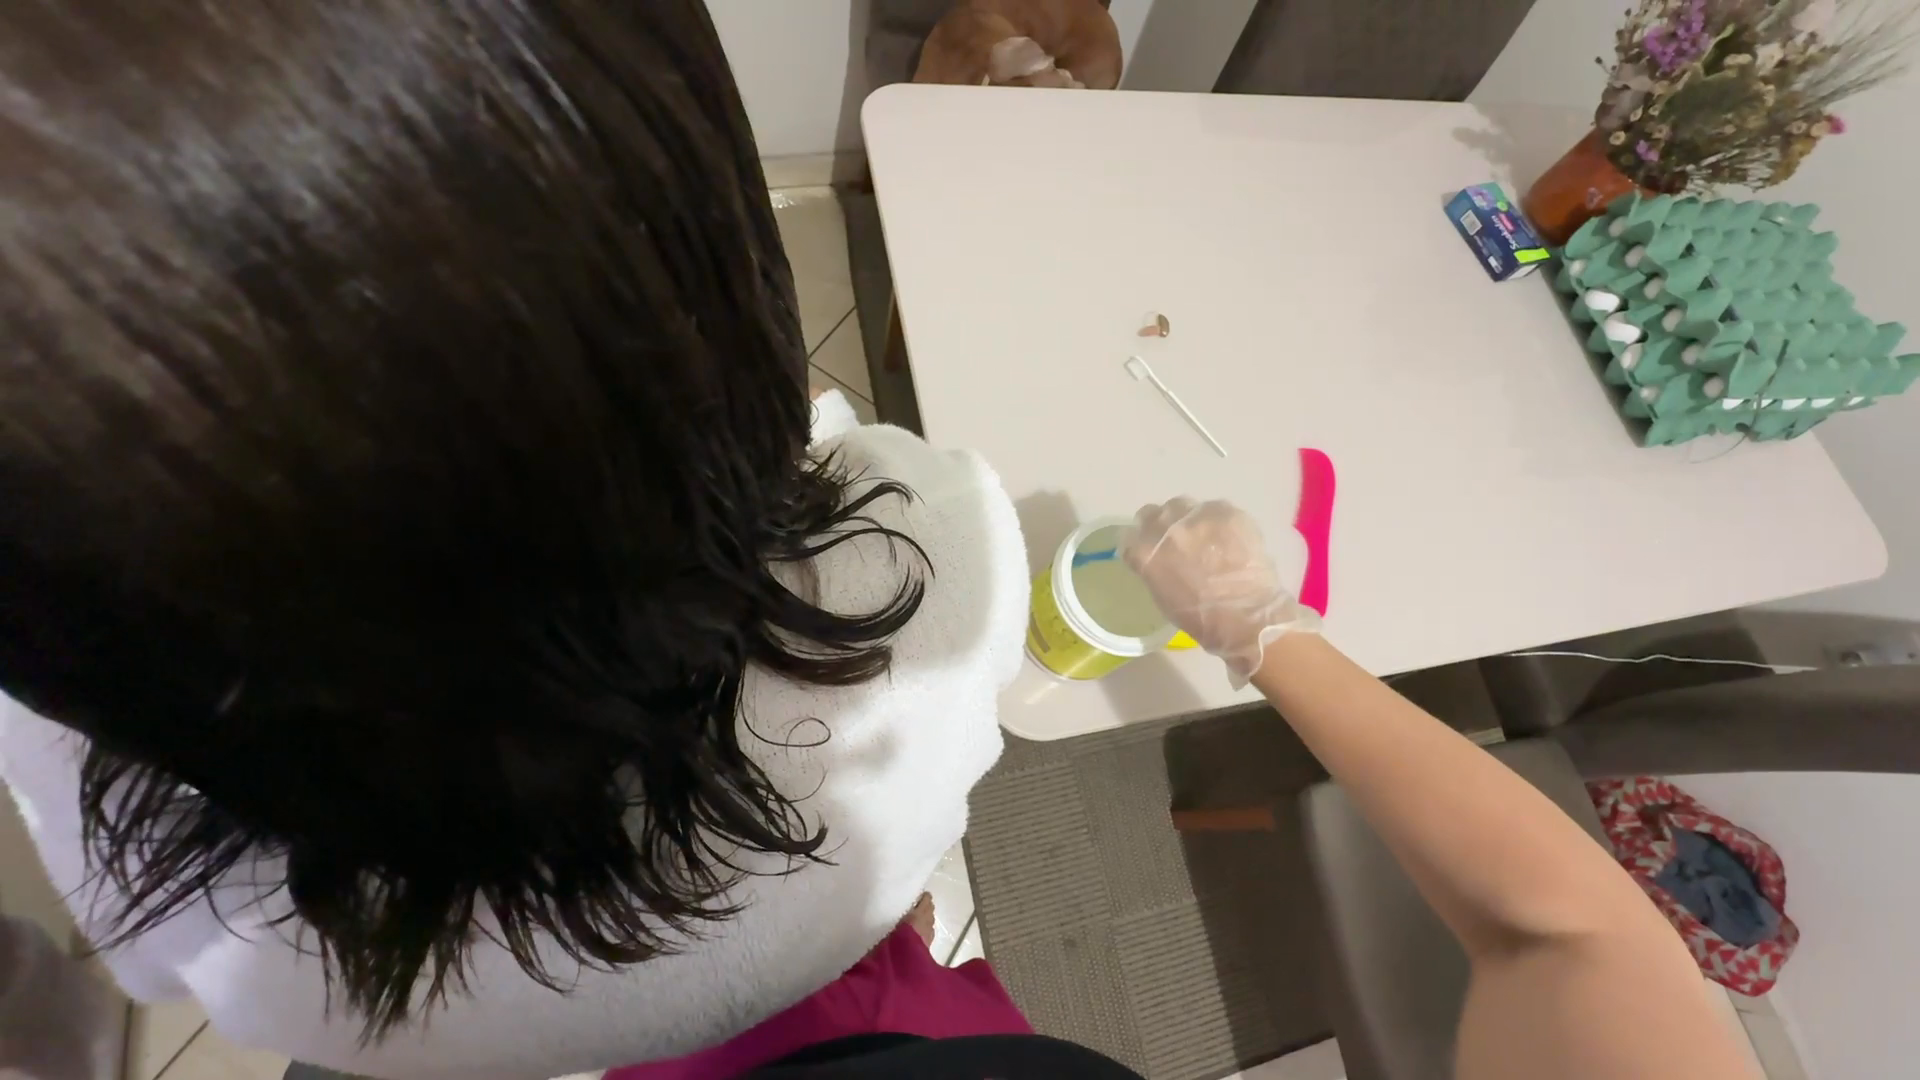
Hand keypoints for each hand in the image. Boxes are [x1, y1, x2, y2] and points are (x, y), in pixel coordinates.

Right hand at [1122, 498, 1319, 686]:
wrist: (1245, 617)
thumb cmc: (1199, 618)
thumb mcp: (1161, 596)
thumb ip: (1153, 568)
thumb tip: (1159, 557)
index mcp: (1143, 552)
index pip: (1128, 536)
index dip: (1139, 543)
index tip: (1148, 550)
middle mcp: (1164, 527)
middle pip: (1152, 513)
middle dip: (1160, 525)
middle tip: (1176, 541)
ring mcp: (1195, 516)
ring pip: (1183, 505)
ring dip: (1187, 518)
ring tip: (1204, 536)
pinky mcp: (1226, 511)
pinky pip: (1215, 509)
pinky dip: (1218, 522)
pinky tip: (1229, 539)